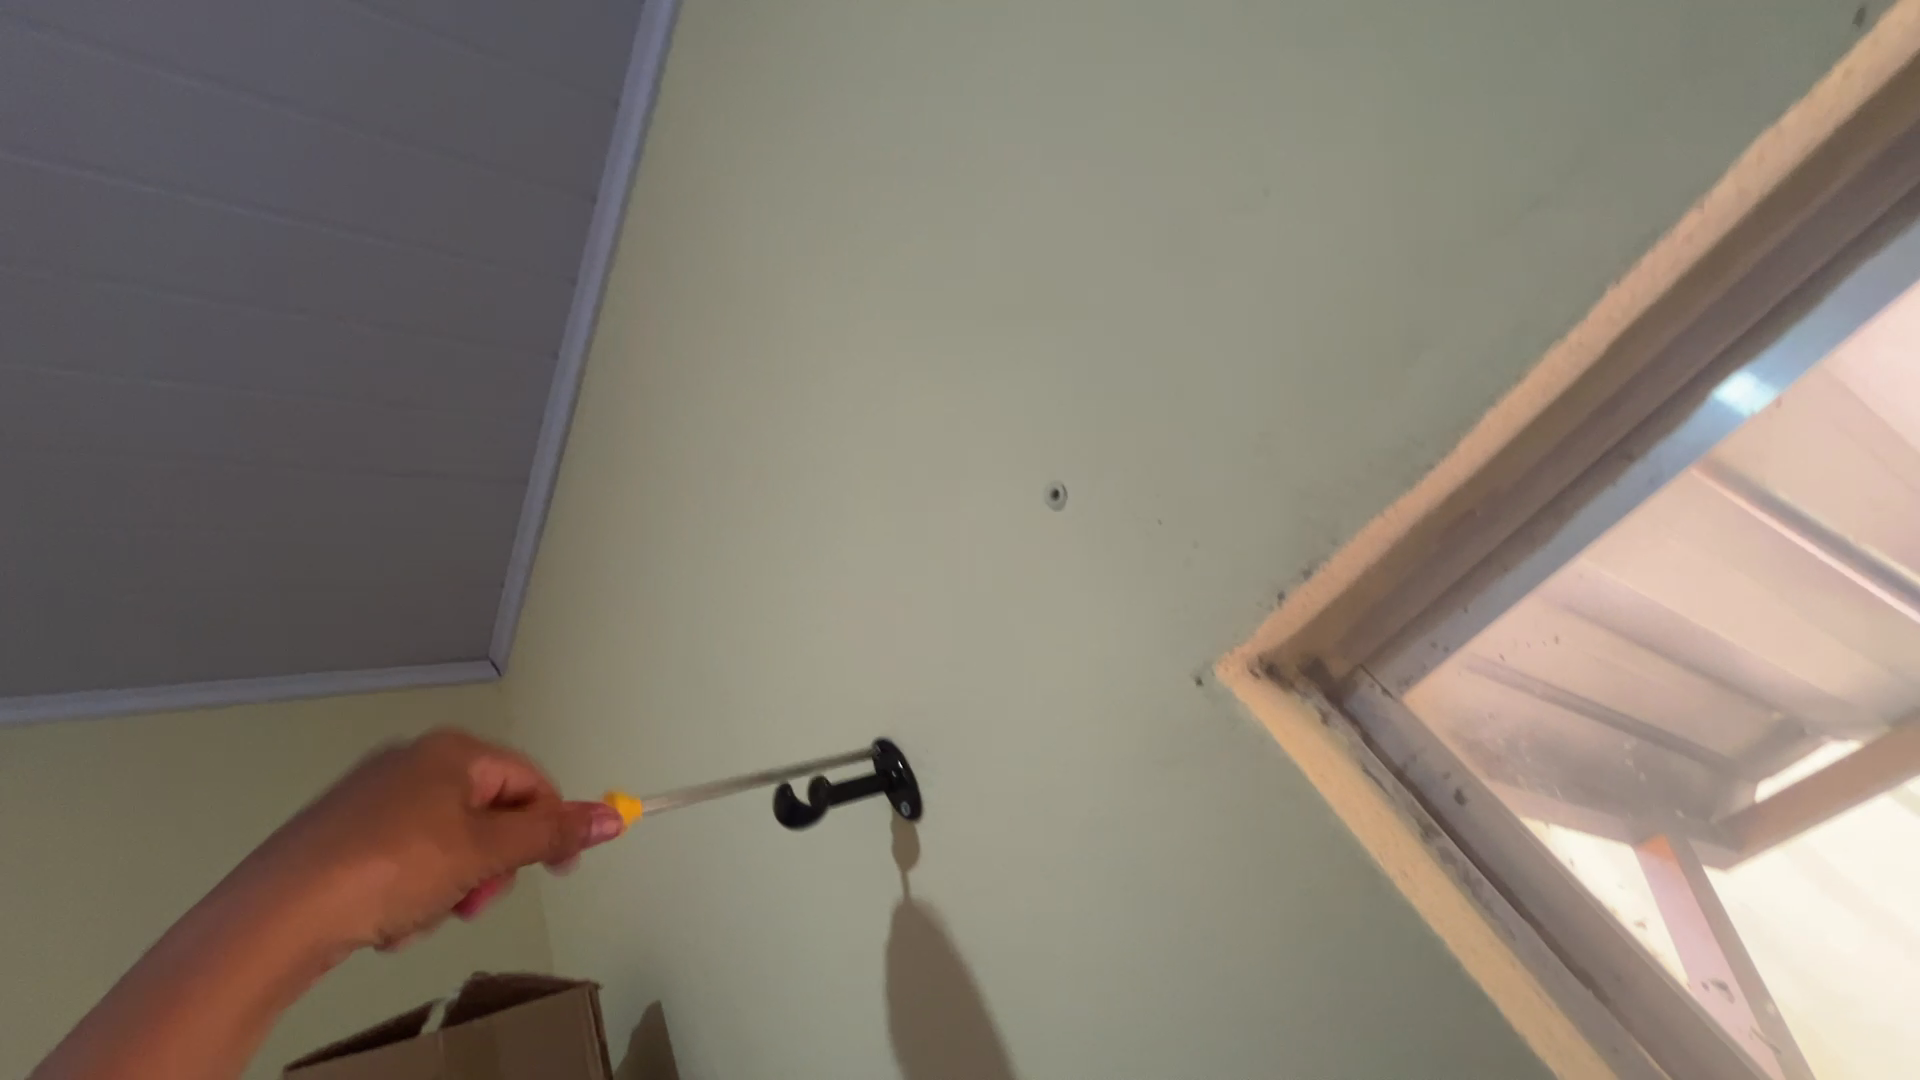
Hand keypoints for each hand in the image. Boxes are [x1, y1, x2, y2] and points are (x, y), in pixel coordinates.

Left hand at [239, 729, 623, 955]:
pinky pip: (405, 859)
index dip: (552, 826)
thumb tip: (614, 817)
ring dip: (452, 884)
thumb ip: (554, 834)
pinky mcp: (339, 835)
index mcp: (453, 751)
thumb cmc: (390, 869)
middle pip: (490, 813)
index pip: (531, 782)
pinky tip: (387, 919)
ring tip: (424, 914)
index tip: (558, 869)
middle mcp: (414, 762)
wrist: (269, 922)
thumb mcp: (487, 853)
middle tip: (475, 900)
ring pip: (449, 843)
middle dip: (491, 864)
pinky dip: (410, 890)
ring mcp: (372, 798)